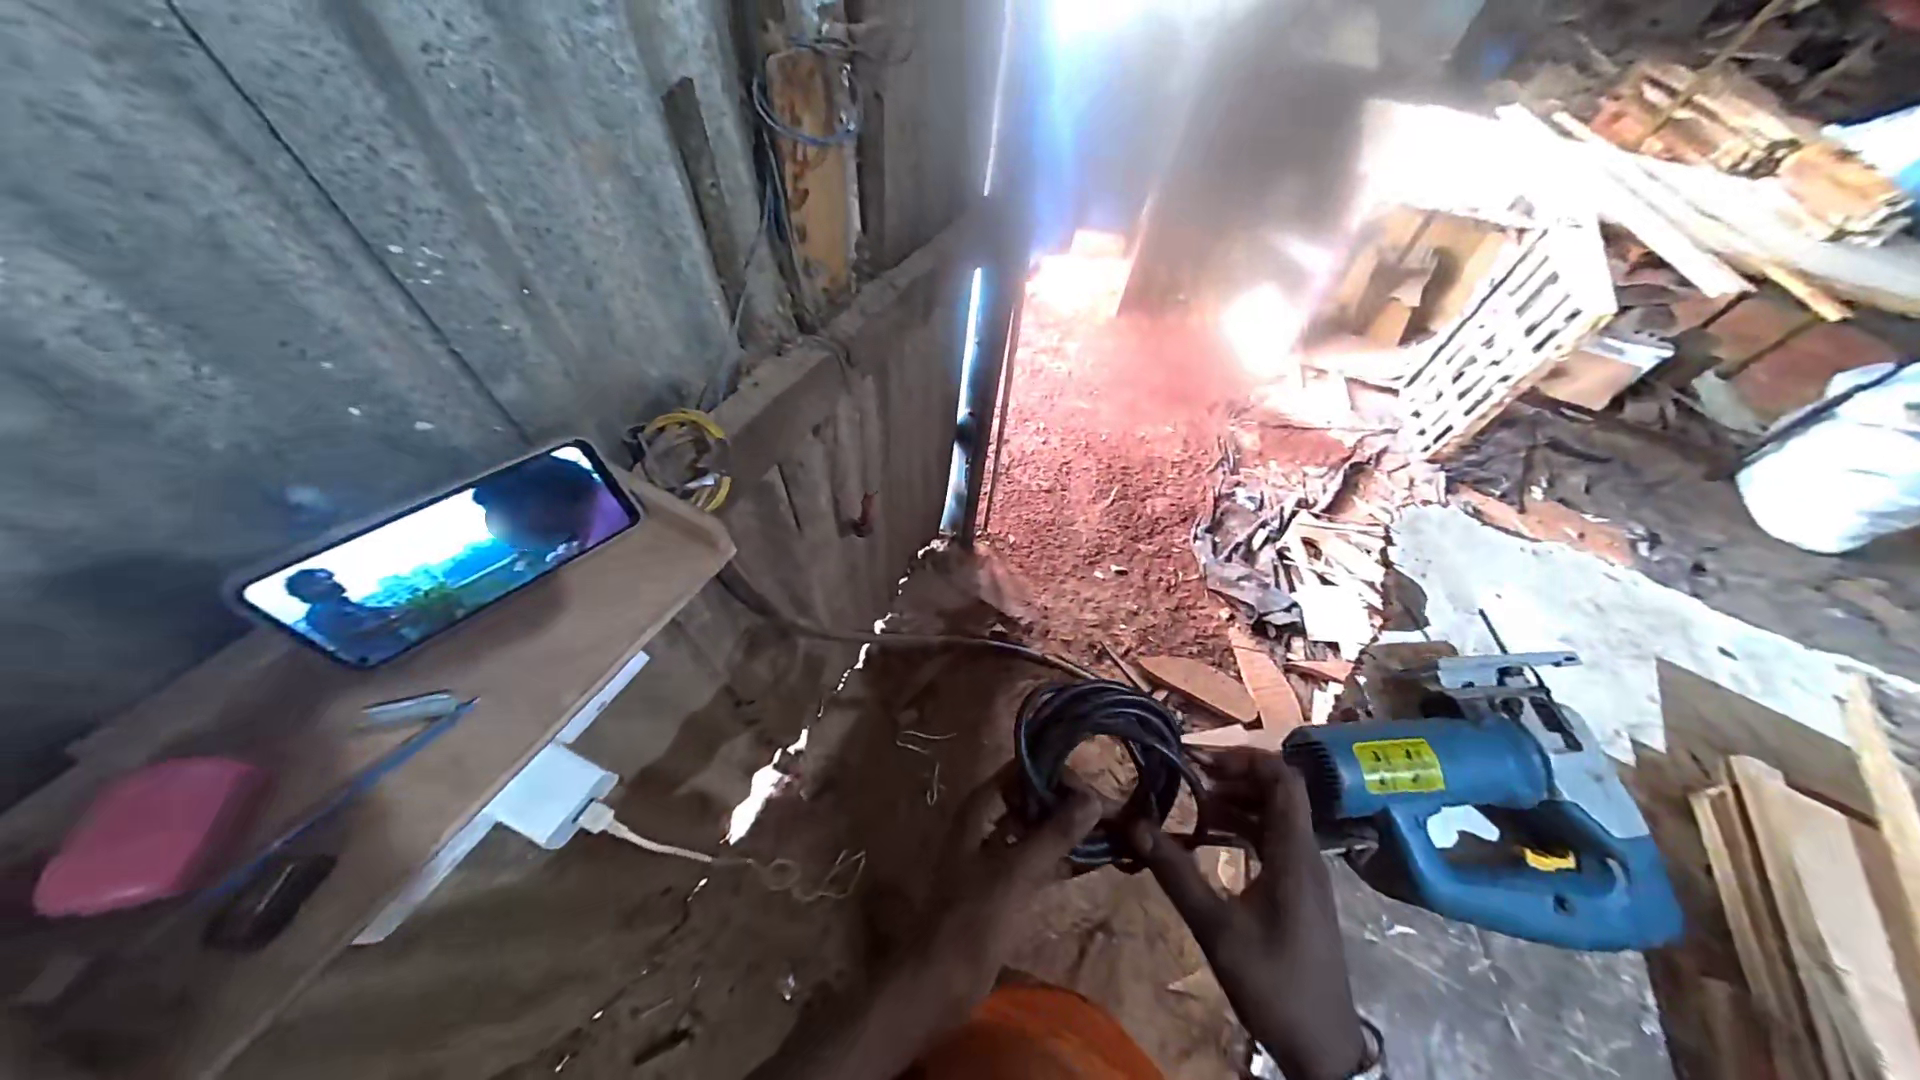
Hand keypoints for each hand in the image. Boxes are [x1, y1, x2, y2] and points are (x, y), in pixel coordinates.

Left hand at [749, 764, 1098, 1079]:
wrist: (939, 981)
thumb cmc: (970, 919)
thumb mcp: (1014, 872)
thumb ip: (1053, 835)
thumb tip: (1091, 797)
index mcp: (978, 810)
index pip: (1017, 771)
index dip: (1050, 766)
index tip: (1089, 769)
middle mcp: (987, 825)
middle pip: (1030, 799)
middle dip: (1066, 798)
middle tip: (1110, 799)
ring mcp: (997, 856)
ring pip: (1038, 830)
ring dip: (1069, 828)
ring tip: (1112, 823)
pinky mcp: (1007, 886)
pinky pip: (1041, 861)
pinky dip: (1065, 857)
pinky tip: (1097, 857)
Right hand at [1128, 751, 1367, 1079]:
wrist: (1324, 1048)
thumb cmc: (1274, 985)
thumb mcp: (1216, 930)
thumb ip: (1176, 874)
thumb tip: (1135, 826)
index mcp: (1294, 855)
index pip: (1283, 780)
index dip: (1245, 759)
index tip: (1200, 761)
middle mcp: (1304, 854)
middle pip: (1277, 792)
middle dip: (1232, 776)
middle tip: (1188, 778)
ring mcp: (1304, 873)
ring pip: (1273, 815)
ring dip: (1234, 802)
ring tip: (1191, 805)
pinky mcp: (1298, 890)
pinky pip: (1270, 840)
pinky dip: (1240, 828)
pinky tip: (1207, 839)